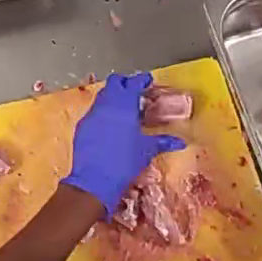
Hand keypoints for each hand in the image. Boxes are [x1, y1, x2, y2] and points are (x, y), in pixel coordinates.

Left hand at [62, 72, 185, 214]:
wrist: (94, 180)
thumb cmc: (125, 162)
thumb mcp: (146, 150)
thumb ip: (163, 142)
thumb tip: (179, 142)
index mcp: (124, 105)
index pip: (133, 82)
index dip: (141, 80)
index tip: (147, 81)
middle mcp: (106, 105)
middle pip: (114, 83)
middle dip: (125, 83)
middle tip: (134, 92)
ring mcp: (91, 114)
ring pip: (102, 96)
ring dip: (113, 97)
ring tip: (124, 109)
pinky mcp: (82, 126)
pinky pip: (94, 112)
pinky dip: (103, 112)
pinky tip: (110, 125)